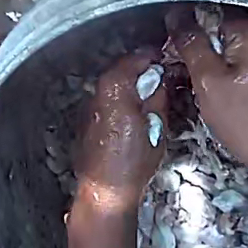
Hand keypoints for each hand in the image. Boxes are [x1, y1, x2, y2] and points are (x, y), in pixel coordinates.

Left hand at [73, 50, 167, 216]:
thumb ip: (158, 98)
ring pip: (109, 84)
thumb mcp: (157, 128)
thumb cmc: (134, 163)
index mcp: (116, 93)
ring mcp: (88, 107)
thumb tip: (162, 78)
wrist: (106, 191)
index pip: (131, 61)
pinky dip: (117, 96)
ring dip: (126, 82)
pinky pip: (104, 99)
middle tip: (156, 71)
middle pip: (117, 70)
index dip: (147, 56)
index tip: (159, 56)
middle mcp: (97, 95)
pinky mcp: (86, 120)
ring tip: (146, 89)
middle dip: (136, 67)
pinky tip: (131, 108)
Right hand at [168, 9, 247, 181]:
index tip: (168, 44)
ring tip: (192, 79)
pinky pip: (229, 59)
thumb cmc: (246, 121)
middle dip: (192, 43)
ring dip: (202, 58)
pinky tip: (208, 87)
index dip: (182, 24)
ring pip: (219, 45)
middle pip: (213, 26)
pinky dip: (215, 69)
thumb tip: (175, 16)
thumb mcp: (208, 80)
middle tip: (177, 65)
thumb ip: (190, 43)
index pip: (205, 9)